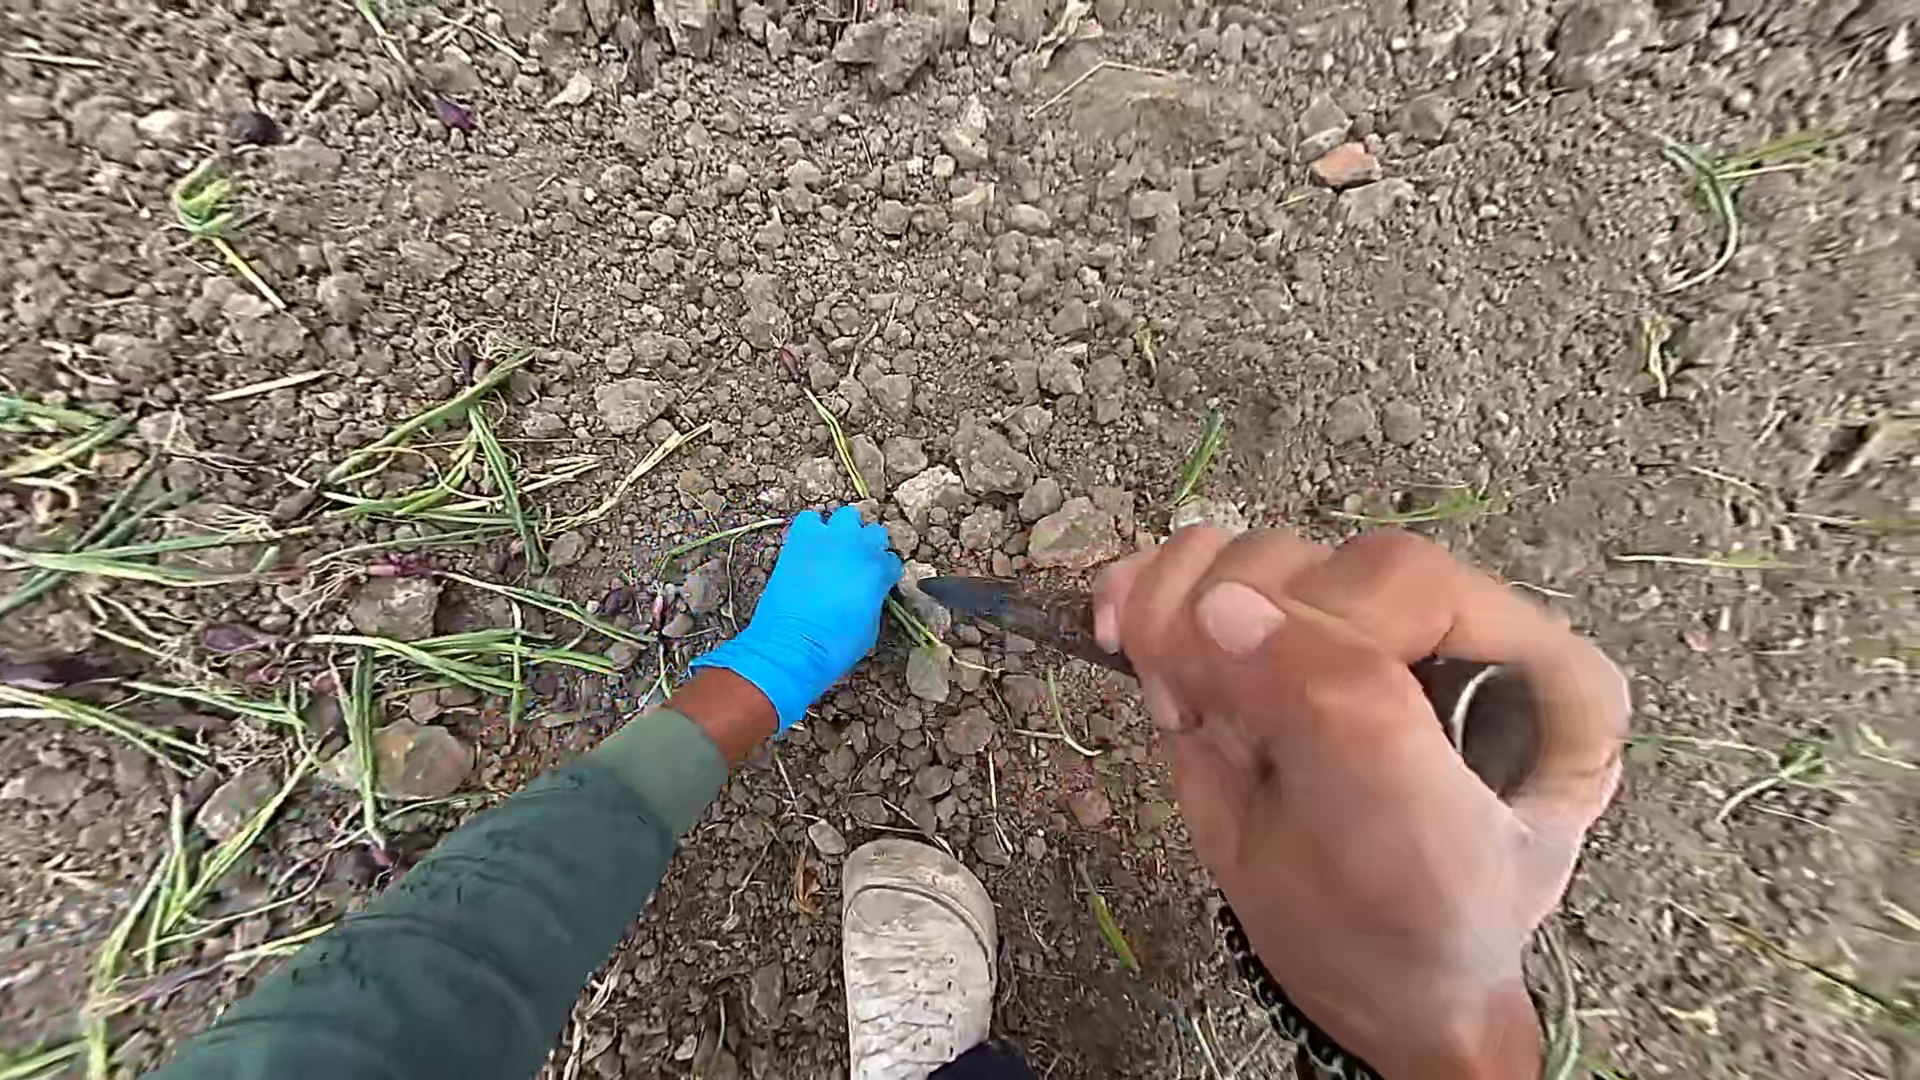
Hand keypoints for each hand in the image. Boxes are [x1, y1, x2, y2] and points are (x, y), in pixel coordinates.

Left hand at [690, 506, 900, 728]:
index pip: (892, 561)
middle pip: (875, 532)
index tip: (876, 583)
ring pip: (846, 515)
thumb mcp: (870, 628)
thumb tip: (870, 593)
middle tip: (857, 564)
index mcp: (880, 570)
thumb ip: (875, 599)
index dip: (884, 573)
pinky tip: (809, 545)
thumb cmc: (836, 644)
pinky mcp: (801, 539)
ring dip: (844, 529)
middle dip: (869, 545)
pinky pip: (809, 519)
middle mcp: (860, 547)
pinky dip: (812, 529)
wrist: (793, 645)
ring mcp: (830, 538)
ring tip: (834, 548)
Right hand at [1094, 528, 1627, 1079]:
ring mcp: (1312, 619)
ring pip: (1218, 555)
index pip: (1395, 576)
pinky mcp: (1239, 633)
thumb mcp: (1404, 826)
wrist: (1350, 961)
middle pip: (1288, 558)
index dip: (1311, 631)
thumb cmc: (1409, 912)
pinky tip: (1121, 640)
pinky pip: (1173, 572)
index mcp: (1507, 648)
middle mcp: (1407, 616)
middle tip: (1214, 721)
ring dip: (1170, 624)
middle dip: (1223, 638)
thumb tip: (1217, 606)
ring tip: (1184, 704)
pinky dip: (1132, 597)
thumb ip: (1335, 703)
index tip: (1259, 713)